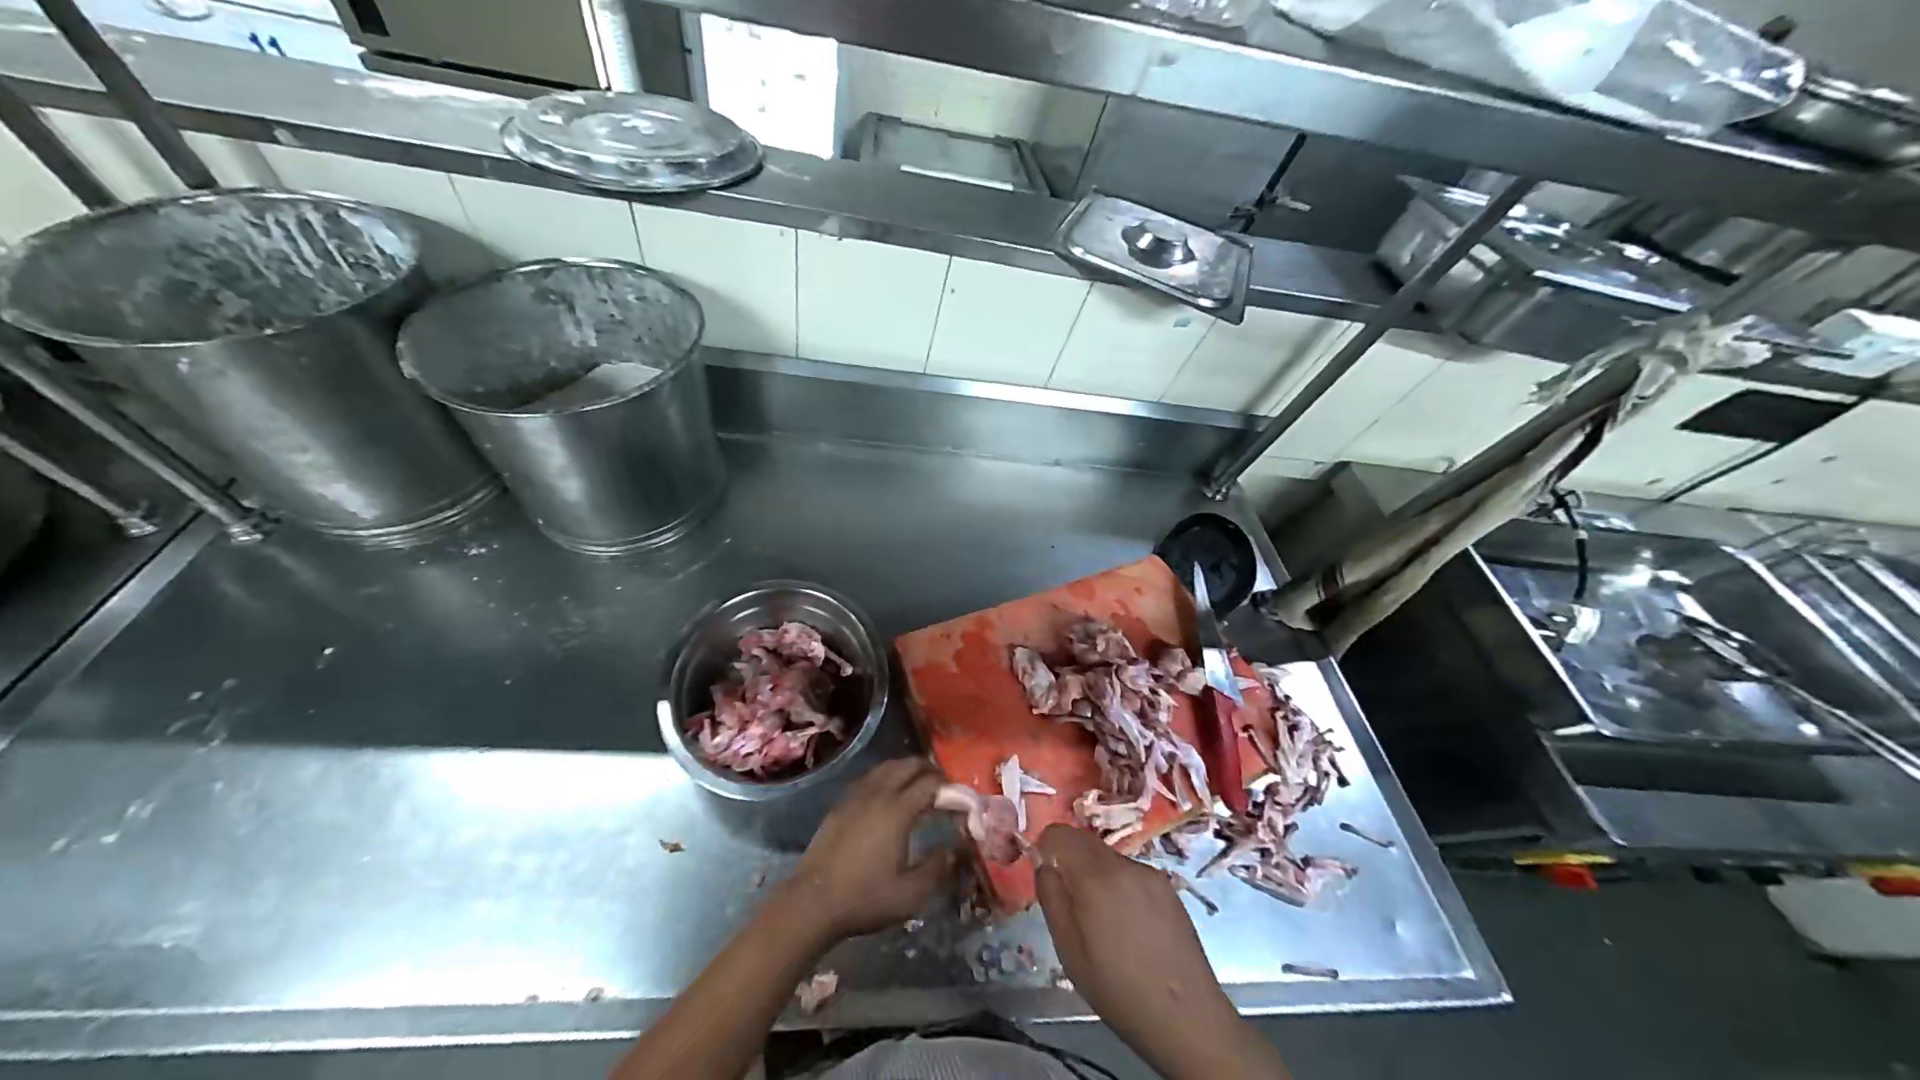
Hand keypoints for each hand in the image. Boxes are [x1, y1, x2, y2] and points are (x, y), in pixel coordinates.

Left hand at [785, 758, 957, 940]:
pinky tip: (886, 796)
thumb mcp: (910, 894)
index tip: (959, 798)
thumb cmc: (865, 898)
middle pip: (907, 765)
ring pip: (885, 767)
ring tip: (917, 787)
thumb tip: (957, 850)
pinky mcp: (839, 804)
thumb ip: (938, 868)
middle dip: (928, 770)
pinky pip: (868, 778)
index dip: (948, 786)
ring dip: (905, 770)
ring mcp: (855, 796)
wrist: (813, 902)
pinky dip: (884, 778)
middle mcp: (877, 794)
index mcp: (898, 810)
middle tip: (942, 788)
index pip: (930, 783)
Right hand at [1035, 824, 1290, 1079]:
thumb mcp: (1069, 950)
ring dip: (1095, 875)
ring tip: (1101, 922)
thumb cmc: (1118, 990)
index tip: (1045, 875)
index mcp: (1097, 877)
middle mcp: (1126, 865)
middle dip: (1070, 861)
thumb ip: (1051, 896)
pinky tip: (1128, 926)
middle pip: (1086, 842)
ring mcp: (1151, 875)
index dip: (1046, 848)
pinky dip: (1119, 887)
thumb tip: (1043, 862)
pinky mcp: (1169, 889)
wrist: (1187, 1018)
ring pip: (1108, 858)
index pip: (1061, 834)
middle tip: (1070, 903)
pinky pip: (1131, 874)